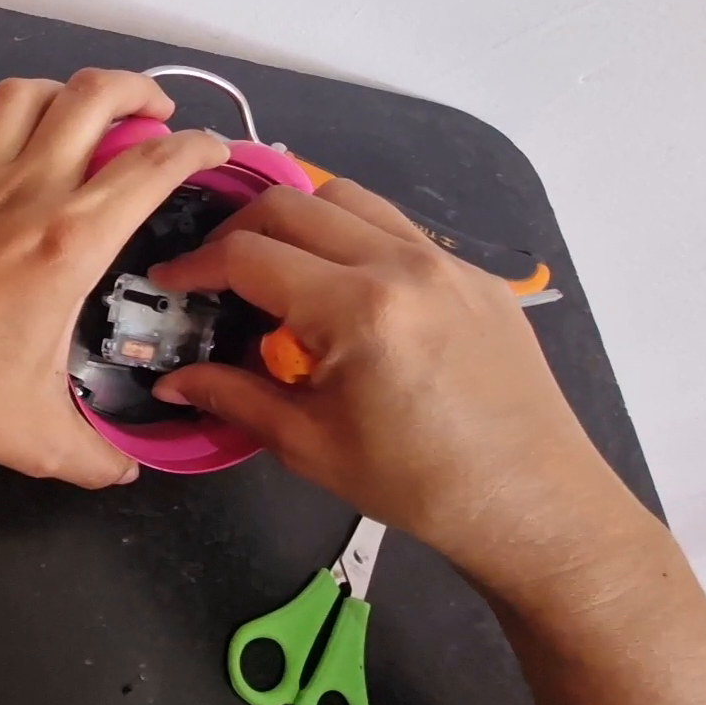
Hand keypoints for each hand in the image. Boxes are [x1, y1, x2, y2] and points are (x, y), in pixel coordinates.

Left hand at [0, 69, 227, 488]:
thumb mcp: (37, 437)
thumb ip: (95, 457)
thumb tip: (125, 471)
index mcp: (68, 241)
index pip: (150, 166)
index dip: (196, 147)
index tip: (214, 150)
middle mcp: (26, 193)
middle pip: (91, 96)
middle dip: (138, 89)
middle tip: (158, 116)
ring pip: (27, 94)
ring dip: (68, 91)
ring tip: (87, 118)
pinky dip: (20, 123)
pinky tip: (26, 162)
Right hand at [147, 180, 632, 579]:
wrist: (538, 507)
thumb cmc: (415, 483)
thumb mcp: (306, 444)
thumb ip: (230, 395)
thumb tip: (168, 383)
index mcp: (355, 310)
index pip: (246, 256)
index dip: (194, 264)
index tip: (167, 280)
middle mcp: (399, 265)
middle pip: (288, 204)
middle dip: (233, 229)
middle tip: (212, 269)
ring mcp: (443, 261)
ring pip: (341, 196)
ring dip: (290, 217)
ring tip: (271, 261)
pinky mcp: (471, 271)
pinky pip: (389, 223)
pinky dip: (342, 232)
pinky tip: (336, 281)